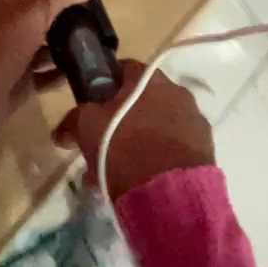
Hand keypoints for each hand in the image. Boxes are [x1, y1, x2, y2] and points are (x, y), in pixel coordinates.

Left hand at [0, 0, 101, 142]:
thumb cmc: (0, 46)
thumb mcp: (34, 13)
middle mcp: (7, 22)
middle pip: (32, 4)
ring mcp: (13, 53)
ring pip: (42, 40)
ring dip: (62, 35)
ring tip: (93, 28)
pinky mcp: (21, 81)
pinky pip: (46, 73)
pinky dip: (62, 70)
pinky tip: (83, 66)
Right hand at [53, 60, 213, 199]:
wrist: (171, 197)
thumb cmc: (124, 148)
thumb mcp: (87, 128)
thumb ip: (73, 121)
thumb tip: (61, 132)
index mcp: (147, 76)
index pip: (122, 70)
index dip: (104, 88)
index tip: (94, 109)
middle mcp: (175, 89)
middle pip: (141, 99)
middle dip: (123, 119)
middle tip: (105, 146)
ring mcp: (194, 119)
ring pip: (159, 124)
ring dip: (141, 139)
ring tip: (122, 171)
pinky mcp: (206, 149)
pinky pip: (175, 146)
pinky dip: (160, 157)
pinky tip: (144, 180)